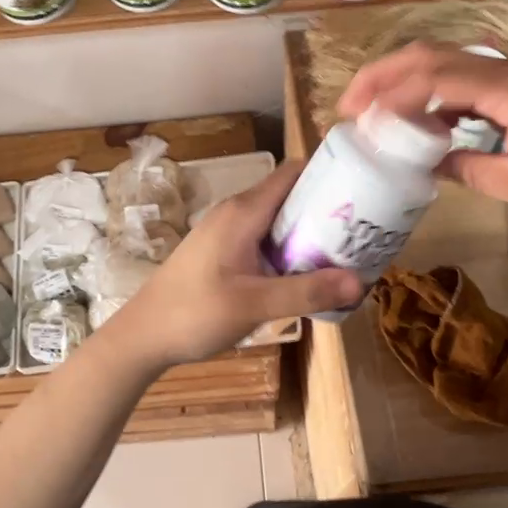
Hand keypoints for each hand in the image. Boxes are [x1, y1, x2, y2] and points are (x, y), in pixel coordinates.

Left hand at [104, 162, 362, 369]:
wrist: (143, 335)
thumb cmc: (195, 313)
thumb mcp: (255, 305)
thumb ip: (306, 292)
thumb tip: (360, 282)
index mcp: (243, 211)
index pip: (293, 173)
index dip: (327, 174)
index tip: (363, 189)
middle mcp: (236, 212)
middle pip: (290, 196)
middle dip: (326, 209)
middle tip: (364, 231)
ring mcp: (227, 231)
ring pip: (278, 220)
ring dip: (309, 233)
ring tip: (346, 254)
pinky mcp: (223, 251)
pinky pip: (265, 238)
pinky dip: (289, 248)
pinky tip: (307, 274)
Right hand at [339, 43, 507, 228]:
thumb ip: (475, 171)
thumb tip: (427, 164)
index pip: (438, 78)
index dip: (393, 92)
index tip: (359, 114)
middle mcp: (506, 72)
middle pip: (432, 57)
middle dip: (385, 74)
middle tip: (348, 103)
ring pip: (442, 65)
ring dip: (402, 82)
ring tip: (368, 109)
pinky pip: (458, 83)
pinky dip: (427, 96)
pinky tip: (416, 124)